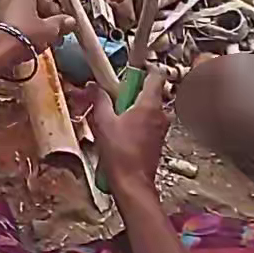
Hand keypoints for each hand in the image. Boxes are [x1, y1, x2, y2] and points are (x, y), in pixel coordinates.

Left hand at [0, 0, 72, 75]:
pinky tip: (21, 43)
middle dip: (41, 21)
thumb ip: (60, 23)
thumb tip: (69, 21)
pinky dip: (15, 30)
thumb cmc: (22, 36)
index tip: (61, 28)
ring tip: (36, 42)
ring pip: (18, 14)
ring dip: (28, 26)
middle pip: (30, 6)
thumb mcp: (49, 30)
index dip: (56, 16)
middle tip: (50, 36)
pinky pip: (7, 23)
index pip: (46, 0)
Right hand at [90, 70, 168, 196]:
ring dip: (132, 108)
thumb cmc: (121, 154)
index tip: (130, 70)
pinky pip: (147, 121)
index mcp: (150, 105)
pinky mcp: (157, 140)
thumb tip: (93, 86)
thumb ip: (99, 100)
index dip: (144, 69)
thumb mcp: (103, 122)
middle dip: (131, 92)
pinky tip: (120, 132)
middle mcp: (160, 114)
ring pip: (147, 107)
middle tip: (114, 98)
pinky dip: (135, 121)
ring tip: (114, 118)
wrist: (133, 184)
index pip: (156, 75)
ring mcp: (160, 128)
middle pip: (149, 91)